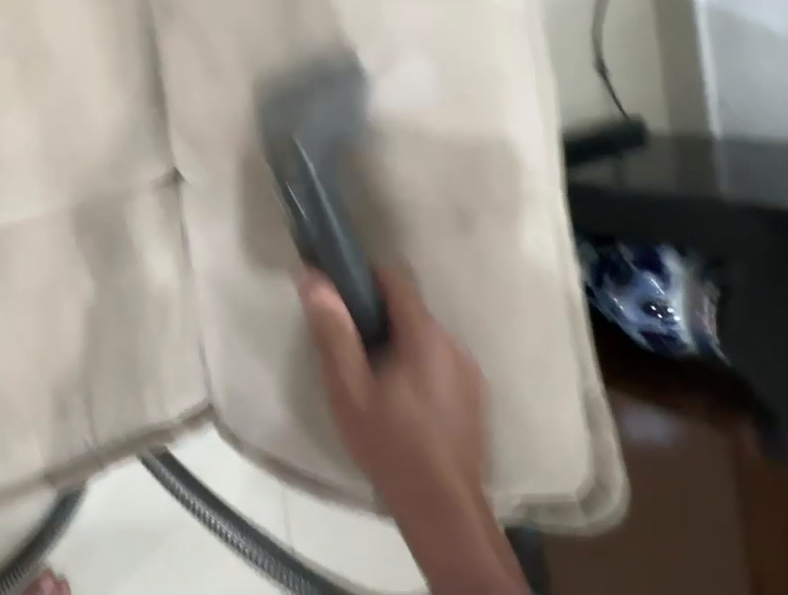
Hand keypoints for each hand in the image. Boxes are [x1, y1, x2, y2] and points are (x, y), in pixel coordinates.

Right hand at [301, 267, 524, 592]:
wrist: (443, 510)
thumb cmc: (390, 444)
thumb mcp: (348, 388)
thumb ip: (333, 332)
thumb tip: (314, 279)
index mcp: (425, 335)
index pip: (394, 280)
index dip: (361, 278)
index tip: (334, 293)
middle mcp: (454, 344)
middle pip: (407, 310)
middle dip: (373, 316)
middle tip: (342, 342)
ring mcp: (468, 372)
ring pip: (422, 338)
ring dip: (393, 343)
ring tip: (365, 374)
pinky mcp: (473, 397)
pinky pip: (437, 362)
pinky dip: (413, 365)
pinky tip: (395, 400)